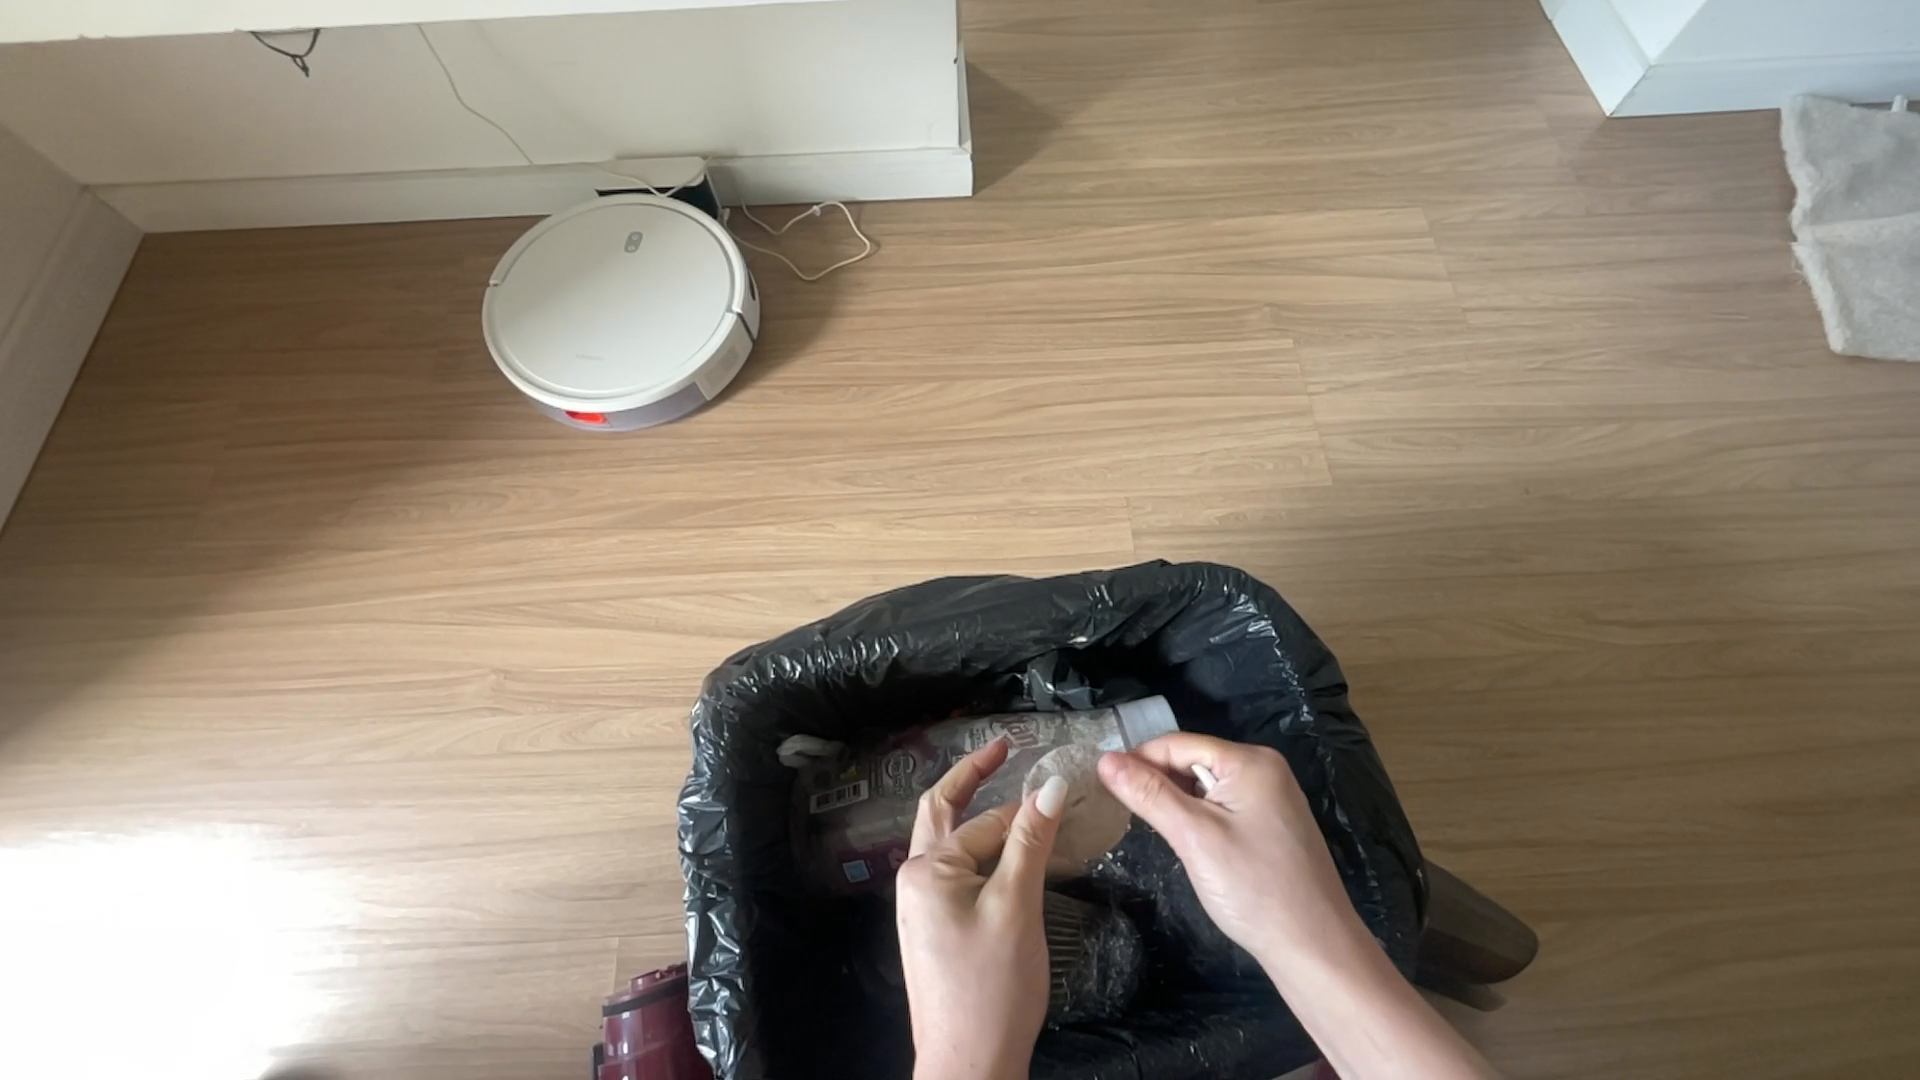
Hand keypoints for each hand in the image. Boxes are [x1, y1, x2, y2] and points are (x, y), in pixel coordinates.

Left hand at [896, 738, 1068, 1079]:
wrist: (967, 1071)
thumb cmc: (992, 988)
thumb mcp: (1015, 907)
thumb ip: (1030, 842)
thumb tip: (1050, 783)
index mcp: (927, 870)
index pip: (984, 824)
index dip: (1024, 809)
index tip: (1060, 788)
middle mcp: (915, 880)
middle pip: (942, 812)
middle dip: (971, 778)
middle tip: (1000, 747)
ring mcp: (922, 905)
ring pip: (951, 844)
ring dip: (977, 817)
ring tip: (1006, 792)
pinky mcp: (934, 928)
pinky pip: (956, 873)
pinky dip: (980, 853)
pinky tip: (1004, 855)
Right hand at [1096, 733, 1360, 960]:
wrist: (1315, 950)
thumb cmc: (1253, 888)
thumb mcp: (1193, 837)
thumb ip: (1148, 794)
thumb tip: (1104, 759)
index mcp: (1249, 761)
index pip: (1177, 745)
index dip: (1139, 761)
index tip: (1105, 786)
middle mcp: (1263, 768)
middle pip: (1191, 761)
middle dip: (1158, 783)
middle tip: (1128, 813)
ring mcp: (1271, 796)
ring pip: (1204, 785)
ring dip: (1176, 802)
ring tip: (1156, 830)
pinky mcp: (1271, 822)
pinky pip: (1221, 804)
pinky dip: (1198, 817)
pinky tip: (1189, 842)